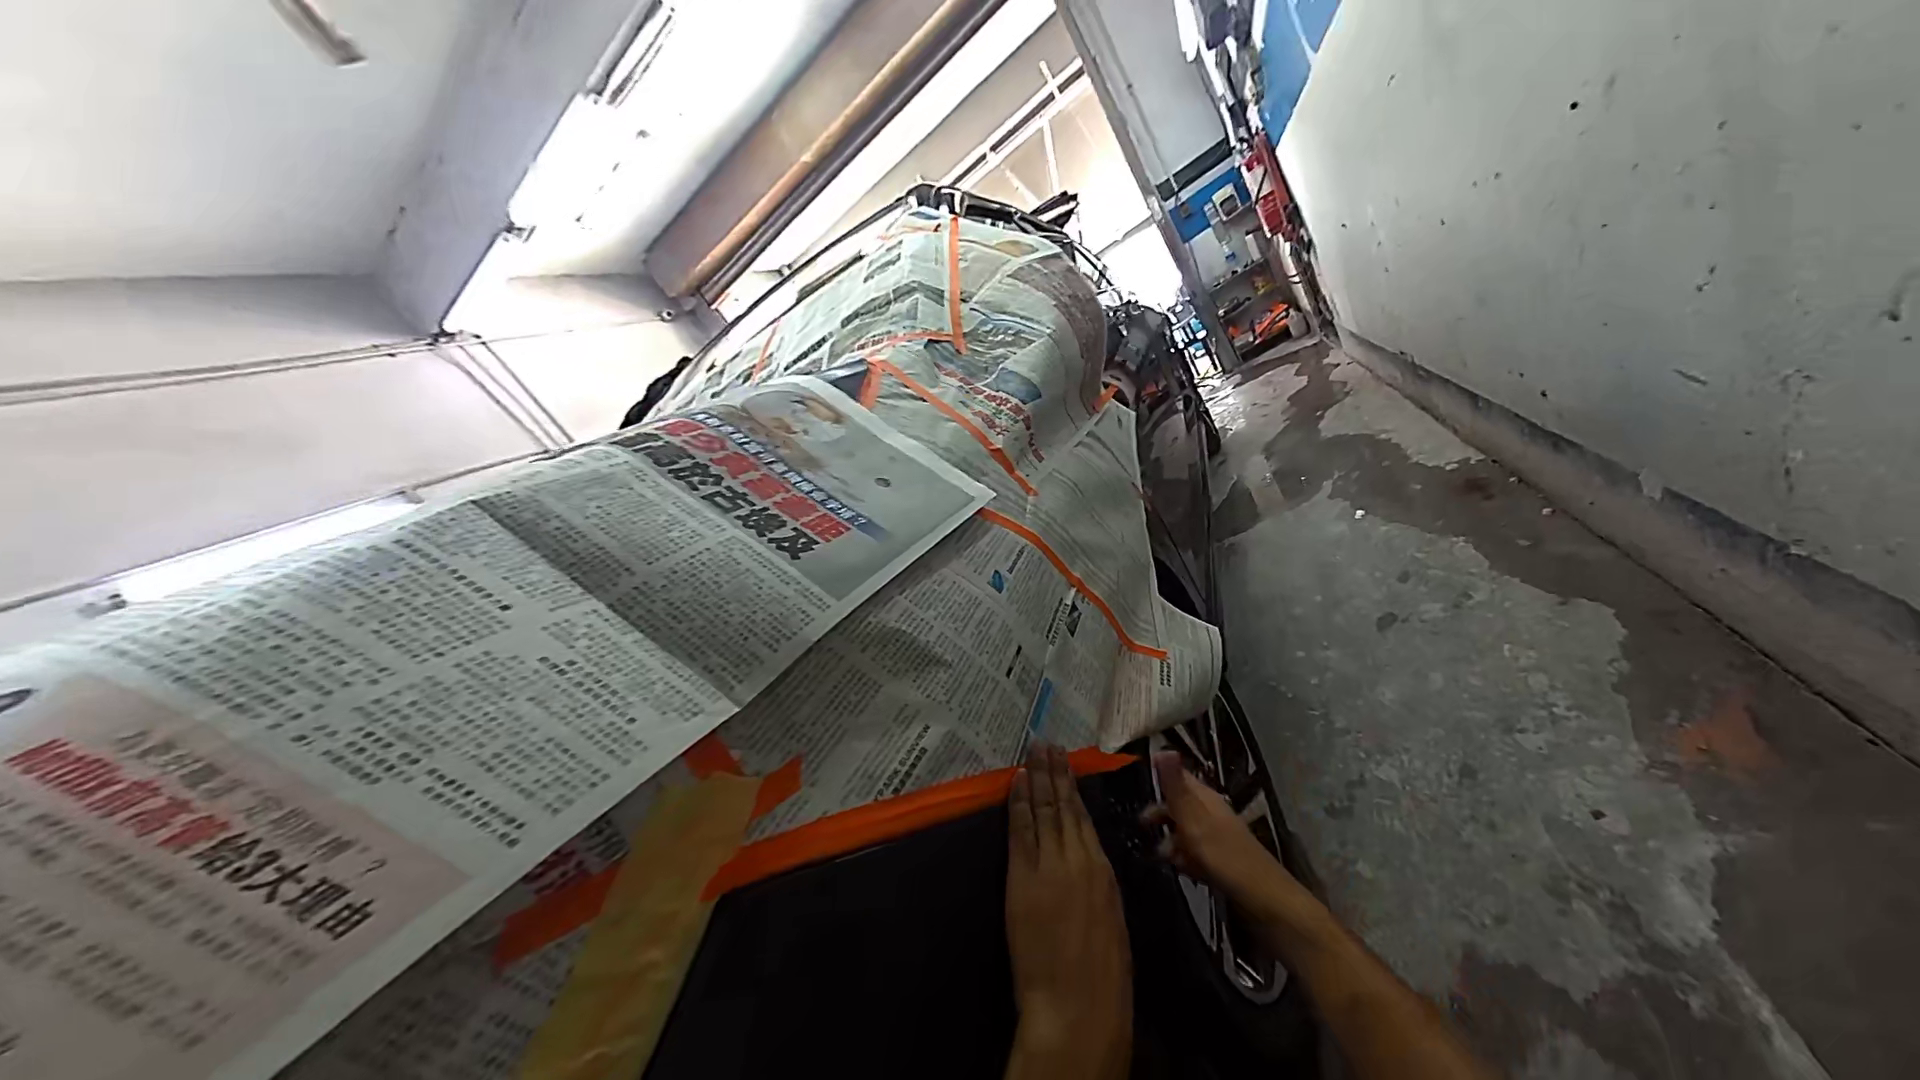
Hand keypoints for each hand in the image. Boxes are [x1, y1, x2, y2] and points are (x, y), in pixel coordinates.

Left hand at [1003, 744, 1130, 1079]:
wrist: (1078, 1008)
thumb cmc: (1102, 975)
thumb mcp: (1111, 919)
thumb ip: (1096, 885)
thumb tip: (1085, 858)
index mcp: (1103, 869)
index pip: (1082, 817)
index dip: (1070, 786)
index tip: (1065, 761)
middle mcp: (1077, 858)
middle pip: (1061, 806)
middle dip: (1053, 772)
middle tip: (1045, 742)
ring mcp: (1048, 865)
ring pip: (1042, 810)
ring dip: (1035, 778)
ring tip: (1032, 753)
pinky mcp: (1023, 878)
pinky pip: (1021, 831)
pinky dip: (1019, 804)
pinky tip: (1017, 784)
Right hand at [1141, 749, 1299, 906]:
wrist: (1264, 902)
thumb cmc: (1225, 856)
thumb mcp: (1194, 819)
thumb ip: (1175, 786)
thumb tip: (1162, 747)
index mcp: (1205, 798)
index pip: (1178, 776)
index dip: (1156, 775)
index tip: (1130, 782)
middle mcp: (1210, 813)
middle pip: (1177, 805)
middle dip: (1157, 815)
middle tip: (1137, 827)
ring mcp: (1216, 838)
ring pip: (1183, 831)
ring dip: (1168, 840)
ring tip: (1156, 855)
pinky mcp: (1219, 861)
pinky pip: (1192, 853)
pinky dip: (1182, 859)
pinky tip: (1177, 870)